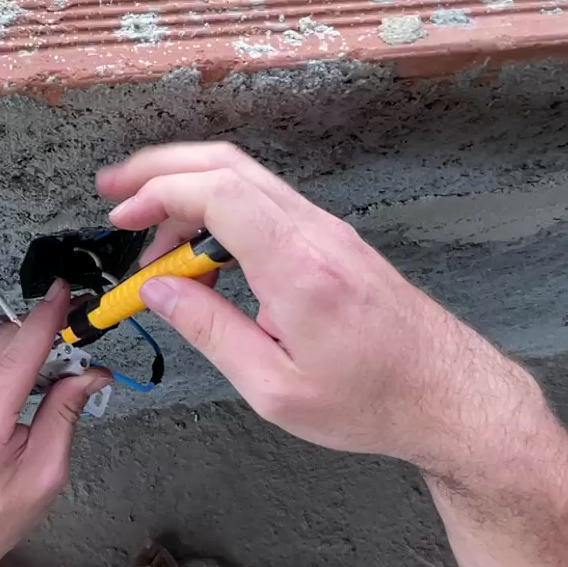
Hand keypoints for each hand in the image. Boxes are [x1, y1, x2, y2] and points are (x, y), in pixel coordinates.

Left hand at [0, 281, 111, 566]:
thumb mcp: (46, 471)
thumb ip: (65, 413)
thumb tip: (92, 372)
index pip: (18, 353)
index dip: (46, 318)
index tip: (66, 293)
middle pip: (3, 339)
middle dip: (42, 326)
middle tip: (77, 330)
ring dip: (22, 334)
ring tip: (56, 347)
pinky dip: (1, 346)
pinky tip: (24, 360)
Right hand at [97, 142, 539, 476]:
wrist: (451, 398)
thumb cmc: (370, 402)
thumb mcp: (273, 386)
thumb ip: (209, 330)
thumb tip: (159, 290)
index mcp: (298, 268)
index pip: (218, 193)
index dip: (159, 194)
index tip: (123, 218)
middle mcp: (314, 233)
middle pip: (227, 164)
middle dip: (161, 168)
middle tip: (116, 189)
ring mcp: (325, 231)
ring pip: (244, 178)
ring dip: (187, 190)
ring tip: (149, 235)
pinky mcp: (329, 240)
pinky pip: (262, 203)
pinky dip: (216, 209)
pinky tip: (198, 249)